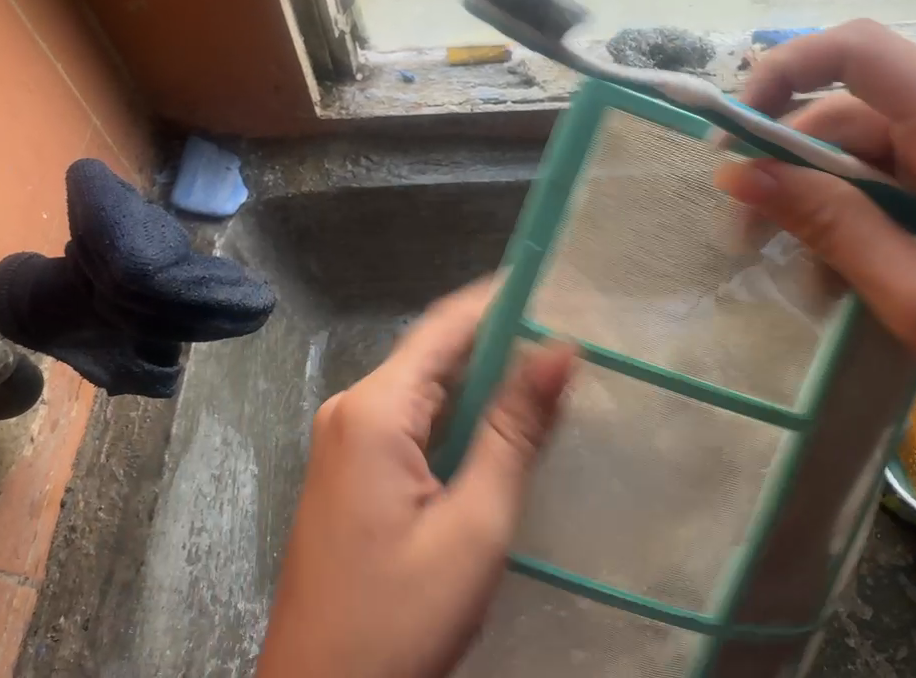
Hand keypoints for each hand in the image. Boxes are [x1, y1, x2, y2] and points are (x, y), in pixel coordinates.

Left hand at [256, 281, 575, 677]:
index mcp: (374, 409)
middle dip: (503, 349)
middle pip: (437, 354)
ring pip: (428, 390)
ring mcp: (345, 441)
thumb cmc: (400, 620)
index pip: (447, 325)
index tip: (563, 295)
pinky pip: (412, 424)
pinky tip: (499, 438)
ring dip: (485, 389)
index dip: (505, 303)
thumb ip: (516, 429)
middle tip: (570, 354)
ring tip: (550, 391)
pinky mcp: (350, 472)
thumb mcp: (474, 525)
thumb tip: (561, 350)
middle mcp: (352, 409)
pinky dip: (458, 423)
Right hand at [713, 19, 915, 474]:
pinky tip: (869, 268)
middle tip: (750, 242)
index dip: (784, 70)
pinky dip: (881, 209)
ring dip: (838, 199)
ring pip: (889, 146)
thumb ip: (830, 225)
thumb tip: (741, 173)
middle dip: (796, 167)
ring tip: (815, 279)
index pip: (862, 51)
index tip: (735, 132)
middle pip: (864, 112)